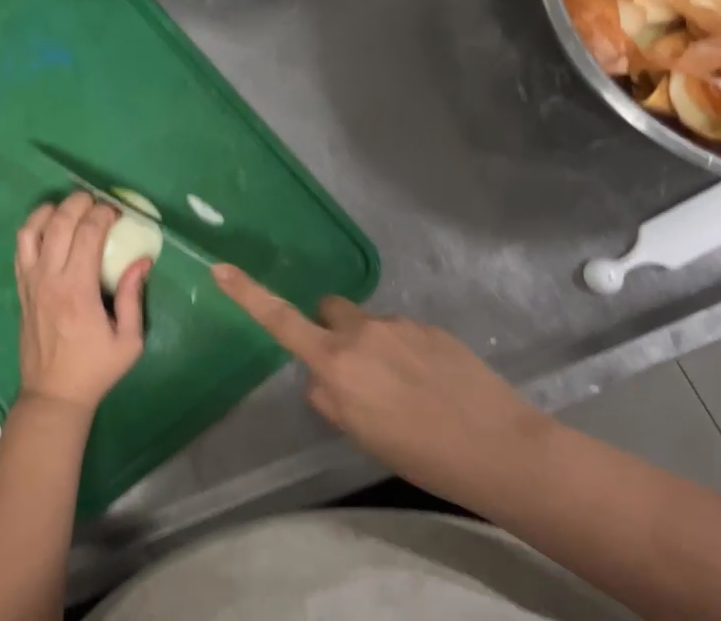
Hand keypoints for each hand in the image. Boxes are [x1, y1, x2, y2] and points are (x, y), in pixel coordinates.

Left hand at [14, 192, 151, 413]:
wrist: (53, 393)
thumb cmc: (95, 368)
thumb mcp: (129, 340)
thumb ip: (133, 297)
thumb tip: (141, 261)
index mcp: (78, 290)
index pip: (88, 235)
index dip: (103, 215)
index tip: (117, 212)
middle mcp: (49, 279)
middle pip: (58, 224)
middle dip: (78, 203)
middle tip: (96, 200)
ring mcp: (30, 282)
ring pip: (31, 231)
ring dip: (50, 211)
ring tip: (69, 207)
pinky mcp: (21, 288)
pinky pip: (21, 249)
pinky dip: (32, 229)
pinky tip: (48, 226)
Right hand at [212, 264, 552, 497]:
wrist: (500, 448)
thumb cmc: (420, 452)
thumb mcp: (361, 435)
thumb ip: (330, 398)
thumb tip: (321, 378)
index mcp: (335, 361)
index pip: (280, 319)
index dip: (247, 293)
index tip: (220, 269)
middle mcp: (362, 332)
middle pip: (330, 310)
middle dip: (333, 329)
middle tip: (355, 368)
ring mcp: (400, 325)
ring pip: (370, 324)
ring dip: (374, 345)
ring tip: (407, 387)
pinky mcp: (432, 327)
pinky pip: (403, 332)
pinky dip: (407, 352)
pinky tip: (433, 384)